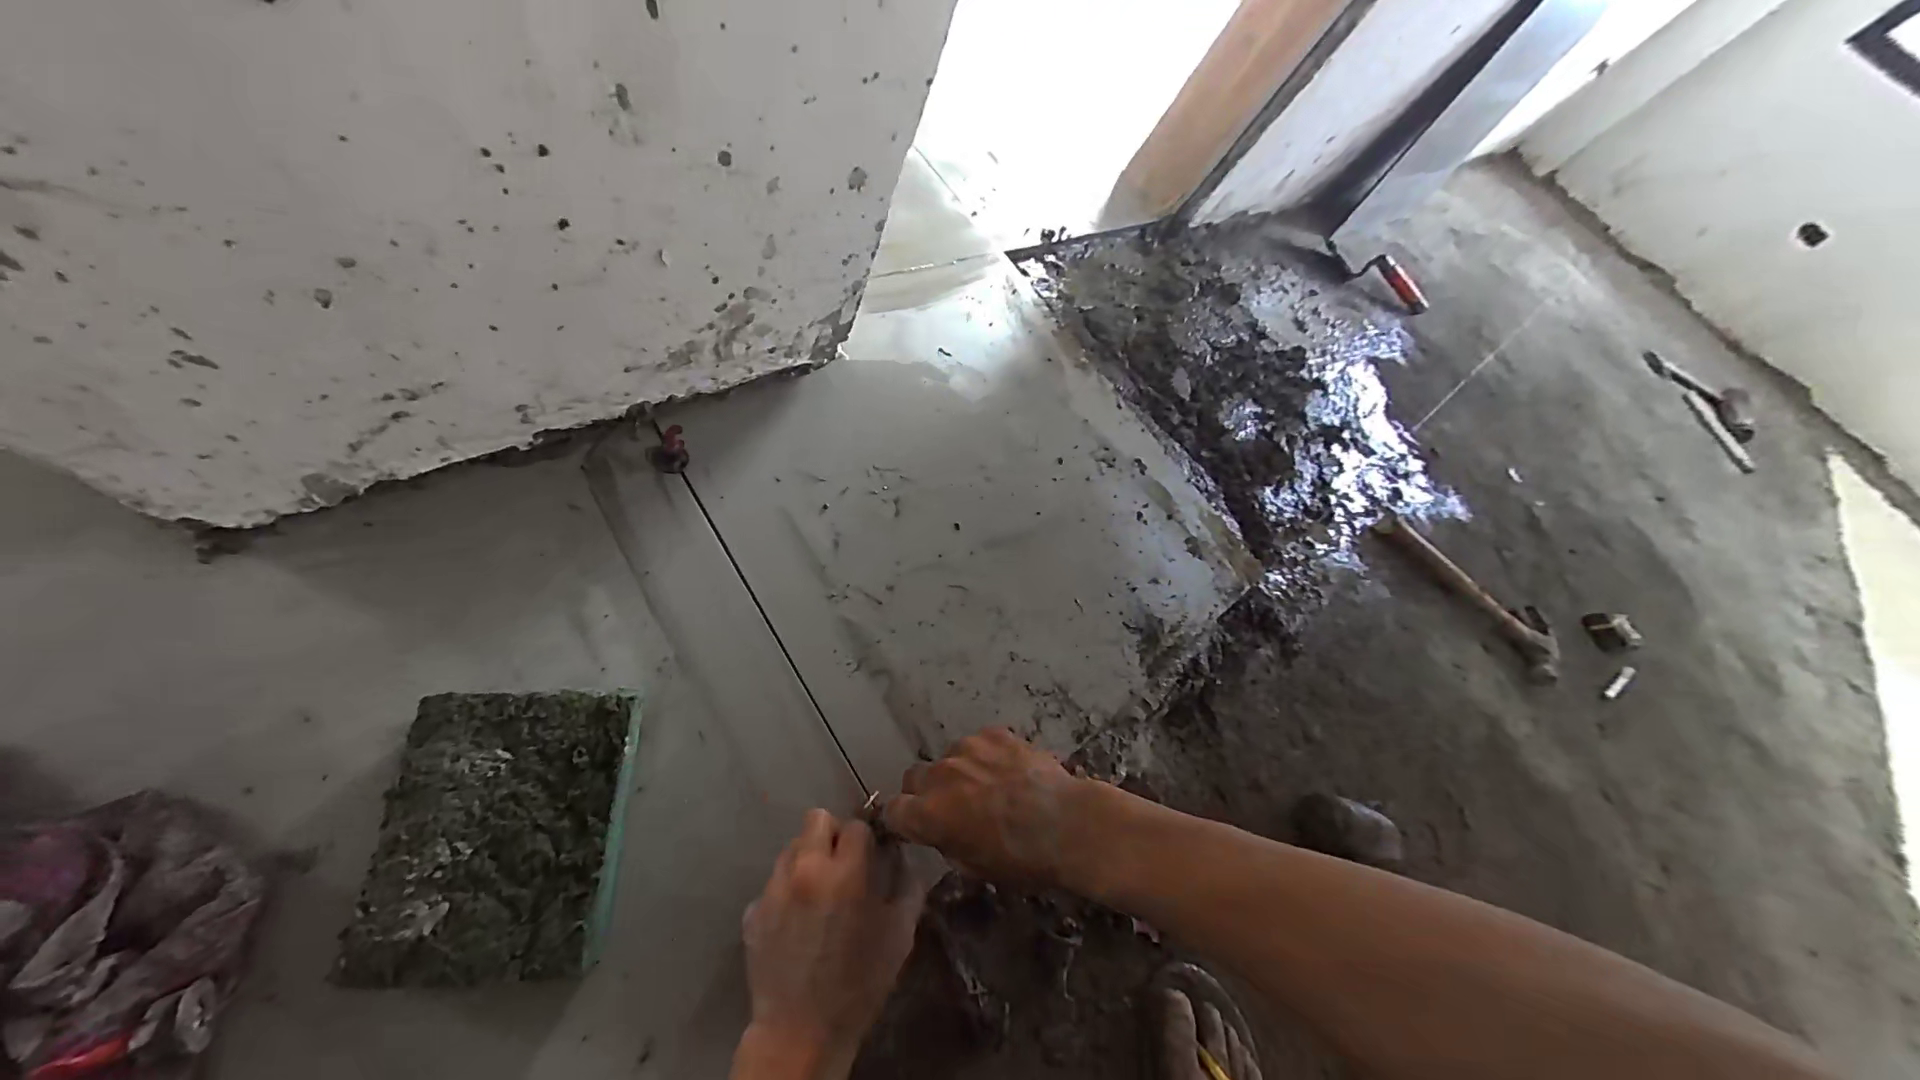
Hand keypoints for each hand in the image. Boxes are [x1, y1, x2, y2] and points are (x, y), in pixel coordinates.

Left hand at [733, 810, 926, 1079]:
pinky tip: (797, 922)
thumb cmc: (860, 984)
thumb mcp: (900, 934)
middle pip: (816, 818)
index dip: (867, 839)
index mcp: (844, 873)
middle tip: (842, 864)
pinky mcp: (751, 911)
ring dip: (808, 860)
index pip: (856, 825)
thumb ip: (907, 885)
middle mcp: (804, 870)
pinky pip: (773, 883)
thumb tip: (900, 857)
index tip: (870, 856)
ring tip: (818, 893)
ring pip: (791, 848)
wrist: (801, 1033)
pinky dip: (787, 891)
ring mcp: (772, 889)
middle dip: (833, 834)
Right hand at [881, 727, 1086, 888]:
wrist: (1066, 823)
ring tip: (990, 786)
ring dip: (960, 771)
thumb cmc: (1021, 858)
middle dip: (927, 791)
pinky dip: (988, 756)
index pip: (893, 810)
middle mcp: (939, 775)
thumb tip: (942, 829)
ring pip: (949, 757)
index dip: (903, 819)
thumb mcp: (973, 866)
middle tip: (953, 806)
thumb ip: (946, 841)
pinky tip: (1010, 771)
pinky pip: (980, 743)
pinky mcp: (994, 733)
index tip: (915, 825)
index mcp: (928, 813)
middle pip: (915, 777)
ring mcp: (967, 748)